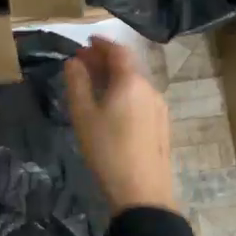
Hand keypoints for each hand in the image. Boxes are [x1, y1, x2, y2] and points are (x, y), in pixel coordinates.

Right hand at [63, 38, 177, 214]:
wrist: (142, 194)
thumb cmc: (107, 150)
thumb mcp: (83, 114)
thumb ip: (77, 83)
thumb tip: (74, 62)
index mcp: (131, 82)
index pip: (118, 51)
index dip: (102, 43)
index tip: (86, 41)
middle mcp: (150, 90)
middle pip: (128, 66)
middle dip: (105, 60)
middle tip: (82, 62)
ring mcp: (159, 110)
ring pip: (134, 83)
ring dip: (114, 77)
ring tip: (93, 83)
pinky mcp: (161, 127)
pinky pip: (140, 98)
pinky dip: (124, 92)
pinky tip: (111, 106)